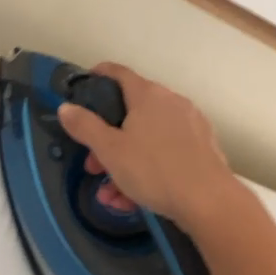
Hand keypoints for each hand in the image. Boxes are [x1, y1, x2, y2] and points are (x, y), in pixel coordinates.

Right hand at [56, 62, 241, 229]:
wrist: (208, 201)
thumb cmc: (154, 170)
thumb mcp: (110, 150)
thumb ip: (85, 127)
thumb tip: (66, 107)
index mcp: (148, 95)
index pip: (119, 73)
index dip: (98, 76)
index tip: (83, 87)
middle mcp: (172, 103)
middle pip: (131, 114)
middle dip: (107, 142)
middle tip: (94, 167)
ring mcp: (190, 125)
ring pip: (147, 140)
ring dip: (123, 166)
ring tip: (111, 195)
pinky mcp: (202, 149)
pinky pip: (165, 154)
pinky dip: (147, 171)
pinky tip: (135, 200)